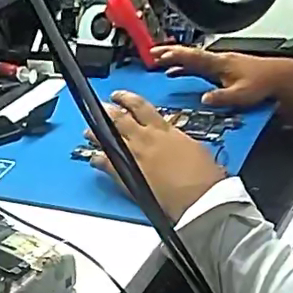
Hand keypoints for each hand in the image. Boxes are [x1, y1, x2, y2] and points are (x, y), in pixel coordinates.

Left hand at [84, 91, 230, 222]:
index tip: (118, 96)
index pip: (140, 106)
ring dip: (97, 133)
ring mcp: (134, 156)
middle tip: (99, 109)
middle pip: (120, 119)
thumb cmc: (203, 176)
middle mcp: (146, 139)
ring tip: (89, 131)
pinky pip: (106, 163)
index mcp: (164, 130)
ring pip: (109, 137)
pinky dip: (97, 160)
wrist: (198, 197)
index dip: (127, 99)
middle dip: (107, 112)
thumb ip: (176, 139)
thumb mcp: (193, 146)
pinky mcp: (127, 174)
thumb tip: (171, 139)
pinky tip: (93, 159)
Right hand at [151, 47, 292, 133]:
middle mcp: (219, 60)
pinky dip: (186, 67)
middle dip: (170, 53)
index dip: (174, 56)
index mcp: (220, 64)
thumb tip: (204, 99)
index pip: (192, 57)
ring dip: (176, 60)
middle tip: (152, 53)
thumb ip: (220, 97)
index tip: (158, 55)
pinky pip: (200, 66)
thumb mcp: (240, 95)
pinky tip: (179, 72)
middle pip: (190, 54)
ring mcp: (221, 63)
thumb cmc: (263, 85)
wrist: (281, 78)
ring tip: (160, 62)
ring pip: (194, 59)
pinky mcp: (224, 68)